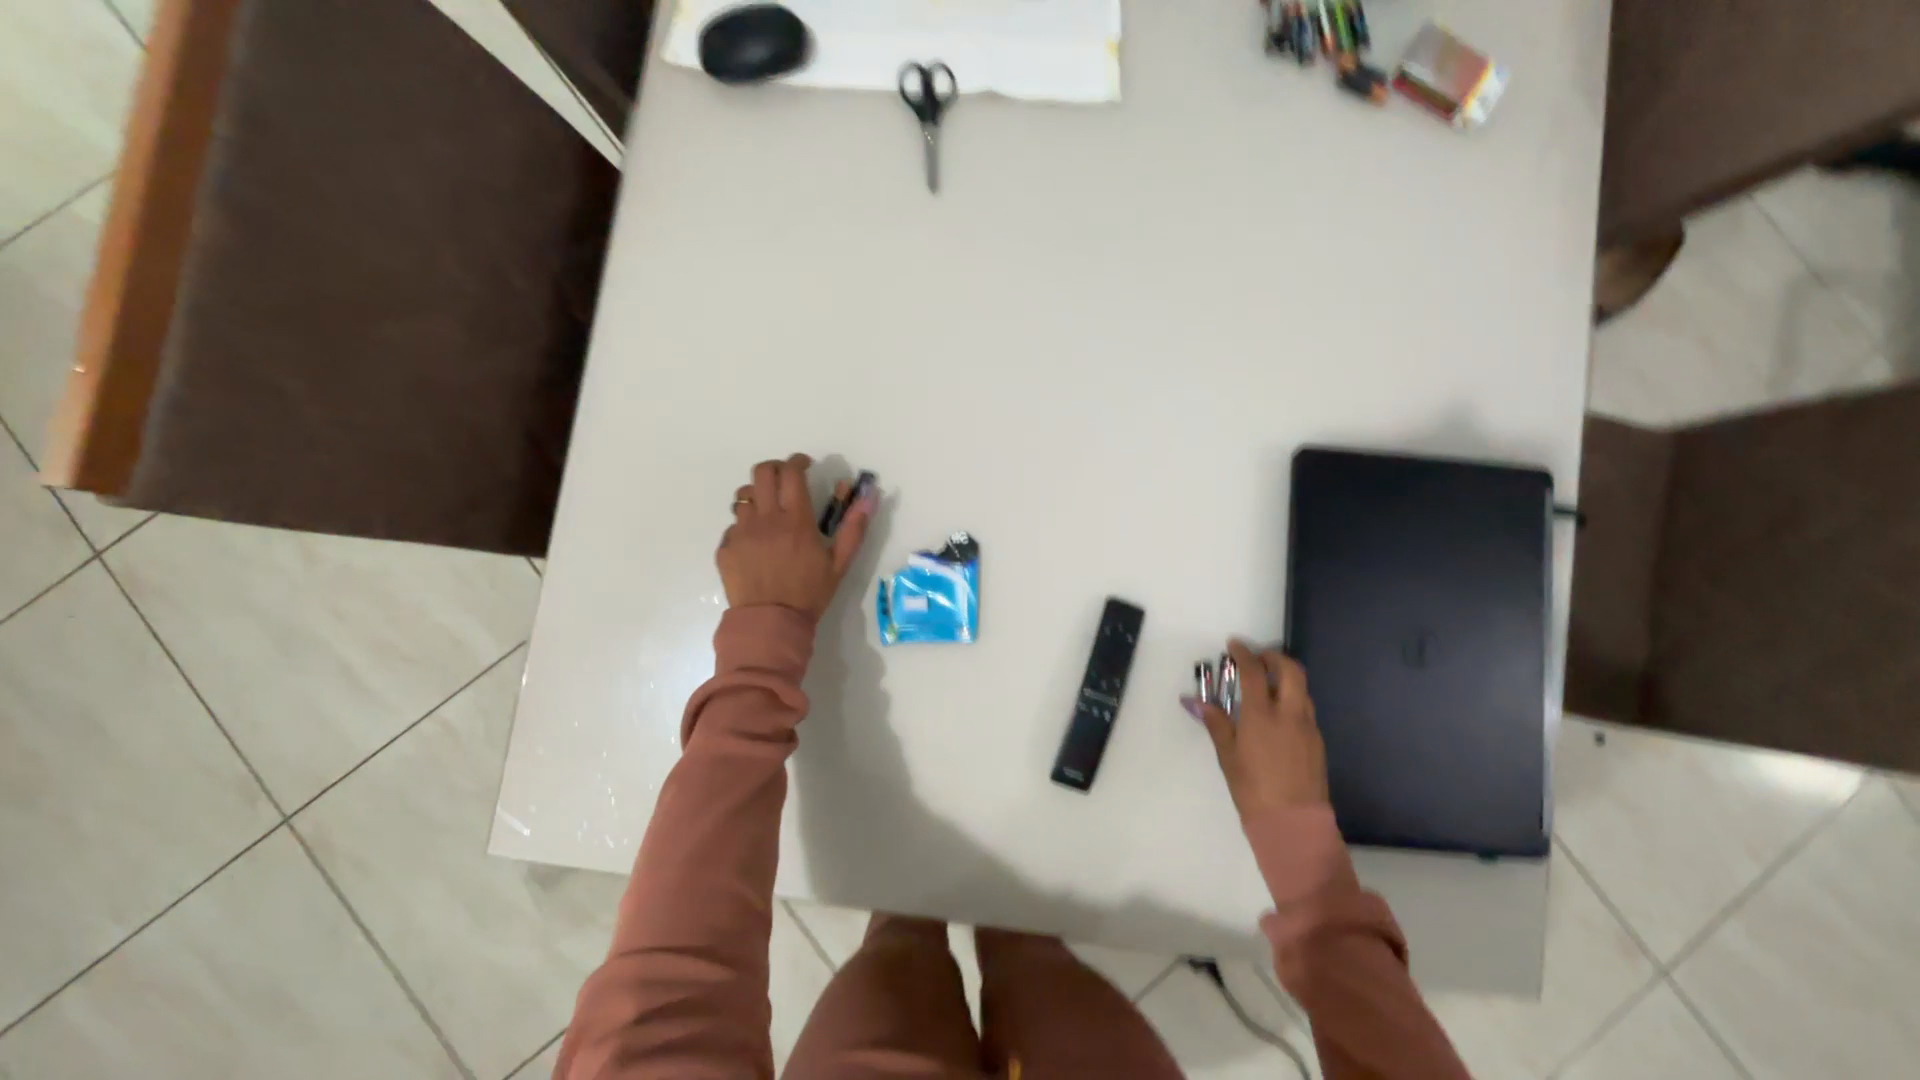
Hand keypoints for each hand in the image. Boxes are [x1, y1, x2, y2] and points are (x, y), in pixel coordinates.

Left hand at [717, 454, 874, 618]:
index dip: (798, 461)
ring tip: (768, 512)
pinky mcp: (726, 548)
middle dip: (775, 468)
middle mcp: (766, 518)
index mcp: (795, 519)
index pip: (791, 473)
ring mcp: (741, 532)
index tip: (805, 464)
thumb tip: (870, 497)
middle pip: (762, 472)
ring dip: (758, 496)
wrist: (771, 623)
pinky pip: (733, 526)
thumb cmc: (809, 593)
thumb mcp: (839, 563)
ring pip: (744, 497)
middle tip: (785, 479)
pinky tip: (756, 544)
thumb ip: (854, 528)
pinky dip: (745, 527)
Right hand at [1186, 640, 1328, 816]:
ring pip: (1302, 689)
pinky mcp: (1317, 741)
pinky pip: (1306, 710)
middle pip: (1290, 670)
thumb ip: (1216, 723)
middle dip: (1274, 657)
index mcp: (1262, 715)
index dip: (1244, 653)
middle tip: (1258, 658)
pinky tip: (1279, 716)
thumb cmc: (1252, 789)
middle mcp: (1289, 714)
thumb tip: (1195, 701)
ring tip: (1267, 685)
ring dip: (1286, 678)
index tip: (1234, 645)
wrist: (1293, 822)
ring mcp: (1307, 726)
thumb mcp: (1227, 756)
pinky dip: (1292, 700)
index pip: (1254, 671)